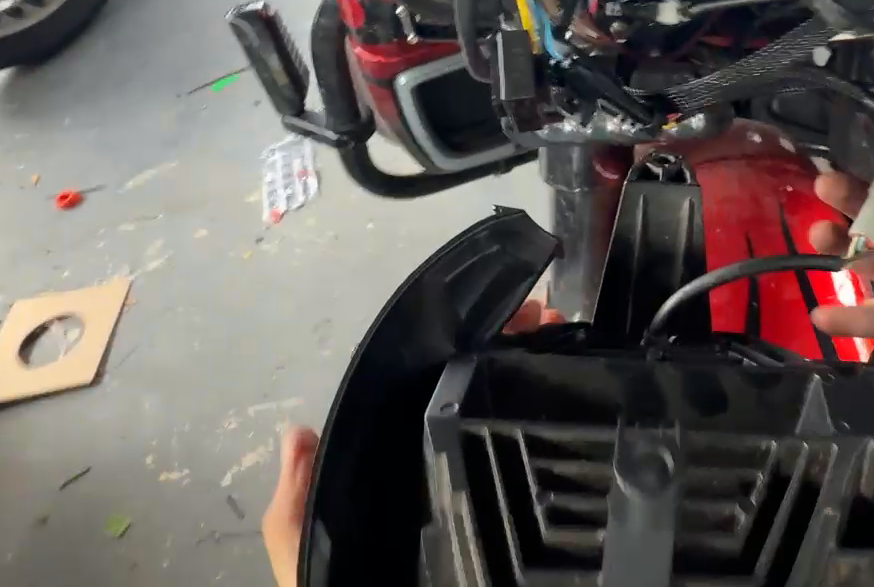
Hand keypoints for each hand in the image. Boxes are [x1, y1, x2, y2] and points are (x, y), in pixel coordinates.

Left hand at [260, 300, 561, 585]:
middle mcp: (459, 470)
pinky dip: (565, 406)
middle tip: (545, 313)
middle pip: (487, 393)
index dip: (467, 350)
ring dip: (544, 363)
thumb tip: (293, 432)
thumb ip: (297, 513)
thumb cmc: (370, 583)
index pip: (438, 397)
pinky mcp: (530, 518)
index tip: (497, 316)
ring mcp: (499, 490)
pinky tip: (580, 373)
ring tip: (562, 327)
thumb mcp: (317, 565)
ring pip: (522, 411)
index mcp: (415, 470)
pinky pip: (548, 453)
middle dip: (515, 346)